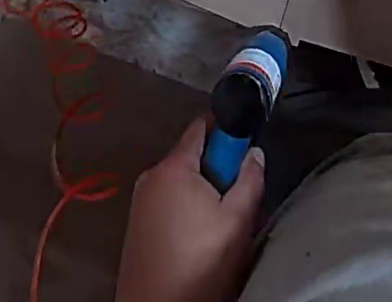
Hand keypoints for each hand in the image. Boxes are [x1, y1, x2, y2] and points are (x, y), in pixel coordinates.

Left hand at [115, 119, 264, 301]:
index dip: (226, 130)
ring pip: (181, 181)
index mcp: (173, 166)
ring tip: (218, 224)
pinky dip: (185, 209)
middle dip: (217, 169)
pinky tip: (197, 239)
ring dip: (202, 192)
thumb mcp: (237, 221)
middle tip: (236, 197)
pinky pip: (167, 201)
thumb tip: (255, 153)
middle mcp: (152, 175)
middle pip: (192, 156)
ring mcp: (140, 200)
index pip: (200, 126)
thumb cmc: (198, 264)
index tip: (244, 146)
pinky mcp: (137, 223)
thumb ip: (250, 180)